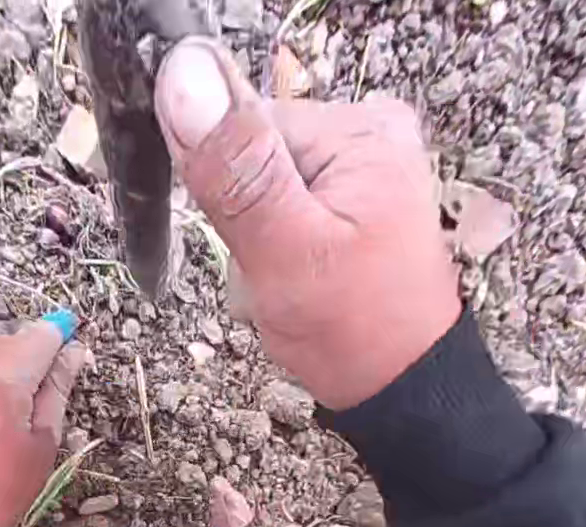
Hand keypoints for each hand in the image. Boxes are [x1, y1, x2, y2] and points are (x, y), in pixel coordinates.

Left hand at [0, 318, 88, 526]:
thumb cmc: (11, 483)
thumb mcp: (46, 436)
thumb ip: (58, 387)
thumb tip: (74, 351)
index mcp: (2, 383)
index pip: (37, 339)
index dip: (59, 332)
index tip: (73, 326)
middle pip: (8, 338)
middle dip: (32, 347)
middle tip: (53, 370)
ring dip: (6, 360)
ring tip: (20, 395)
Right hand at [154, 39, 460, 409]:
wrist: (401, 389)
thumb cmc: (356, 333)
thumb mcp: (288, 256)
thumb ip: (237, 175)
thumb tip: (184, 78)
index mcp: (358, 131)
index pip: (244, 128)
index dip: (227, 196)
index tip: (250, 247)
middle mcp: (367, 138)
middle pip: (252, 166)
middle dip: (249, 233)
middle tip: (280, 278)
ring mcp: (361, 177)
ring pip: (262, 201)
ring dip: (261, 254)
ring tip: (295, 289)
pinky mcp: (353, 210)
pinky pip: (284, 222)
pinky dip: (279, 261)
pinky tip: (302, 287)